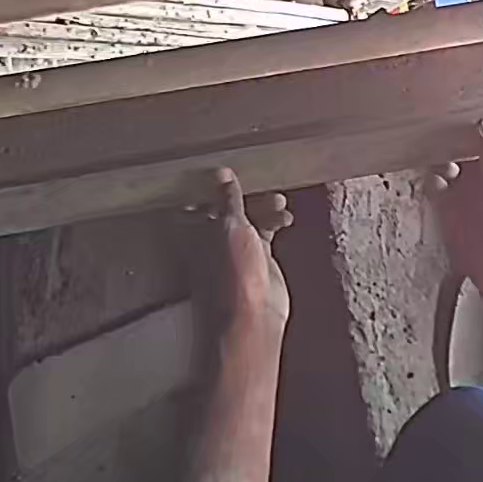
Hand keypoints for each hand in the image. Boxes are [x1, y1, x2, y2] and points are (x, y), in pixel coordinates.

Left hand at [204, 168, 291, 334]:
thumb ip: (228, 199)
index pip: (202, 197)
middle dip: (246, 194)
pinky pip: (266, 231)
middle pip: (229, 205)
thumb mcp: (230, 226)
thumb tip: (222, 172)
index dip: (214, 183)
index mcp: (196, 228)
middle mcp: (214, 236)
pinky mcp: (258, 257)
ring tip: (281, 202)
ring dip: (265, 207)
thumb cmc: (232, 272)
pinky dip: (275, 222)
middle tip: (264, 183)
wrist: (253, 315)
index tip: (230, 166)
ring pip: (250, 217)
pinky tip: (286, 219)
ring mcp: (236, 247)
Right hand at [424, 118, 482, 291]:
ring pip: (449, 168)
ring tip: (436, 151)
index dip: (479, 130)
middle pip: (467, 153)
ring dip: (441, 159)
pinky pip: (435, 189)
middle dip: (454, 141)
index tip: (463, 114)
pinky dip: (431, 181)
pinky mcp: (452, 214)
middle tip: (442, 128)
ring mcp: (472, 199)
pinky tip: (432, 175)